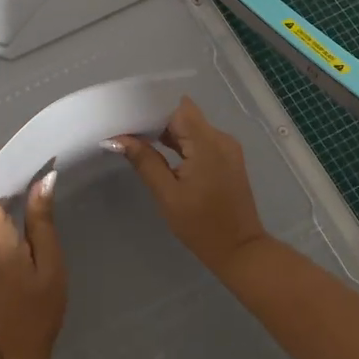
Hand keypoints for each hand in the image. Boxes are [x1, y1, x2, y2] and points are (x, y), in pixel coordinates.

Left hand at [0, 166, 66, 358]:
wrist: (12, 352)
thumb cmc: (34, 309)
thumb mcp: (48, 263)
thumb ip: (42, 220)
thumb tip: (43, 179)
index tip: (26, 153)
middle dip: (5, 174)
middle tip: (38, 160)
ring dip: (6, 189)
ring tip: (38, 175)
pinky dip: (6, 207)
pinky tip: (30, 205)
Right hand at [107, 96, 271, 271]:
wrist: (240, 250)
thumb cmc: (200, 225)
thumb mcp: (167, 194)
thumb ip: (144, 161)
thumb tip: (118, 138)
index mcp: (207, 143)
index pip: (178, 108)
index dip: (153, 108)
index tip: (128, 113)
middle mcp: (220, 139)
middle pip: (185, 116)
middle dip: (156, 120)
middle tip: (126, 128)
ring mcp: (227, 149)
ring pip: (192, 128)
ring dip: (168, 133)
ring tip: (137, 139)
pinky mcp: (227, 160)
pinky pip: (200, 141)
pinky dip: (181, 144)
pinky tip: (160, 153)